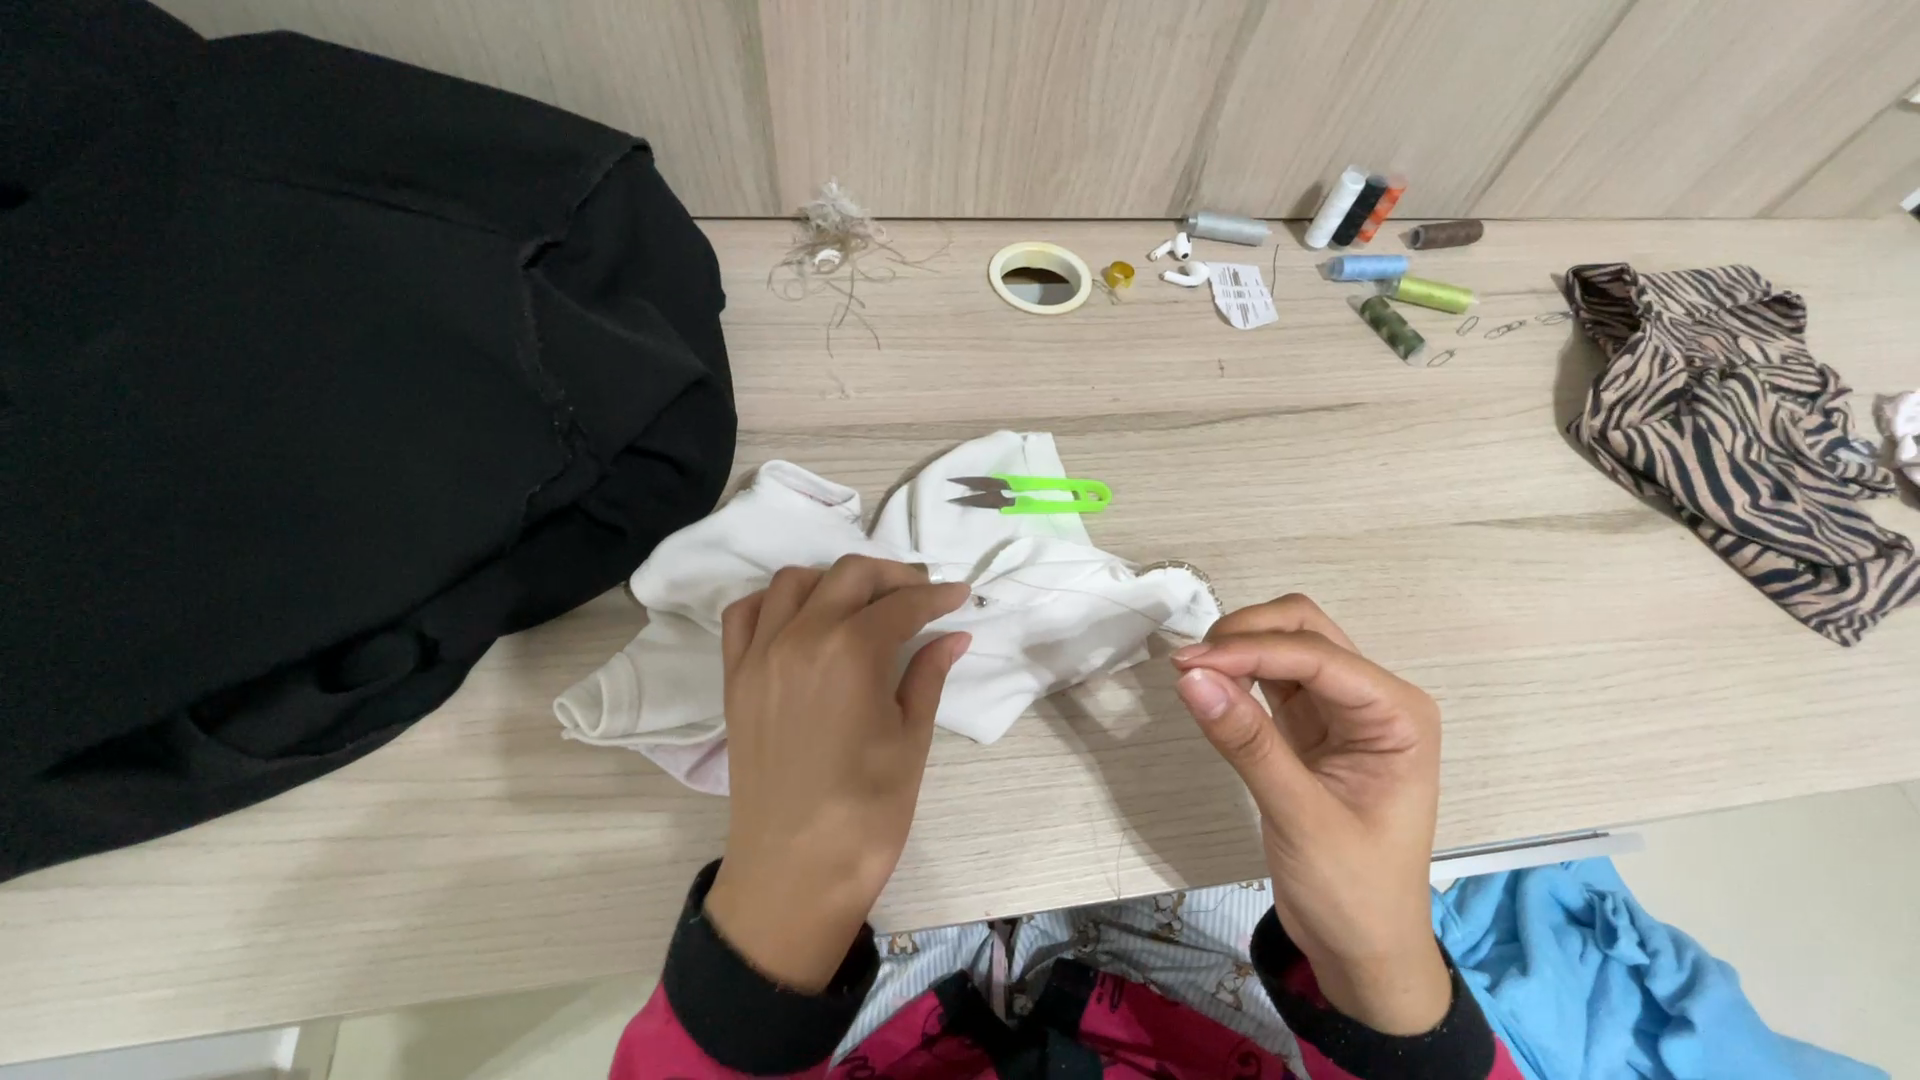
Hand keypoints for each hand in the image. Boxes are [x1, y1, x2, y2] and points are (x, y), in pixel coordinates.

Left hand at [703, 556, 970, 991]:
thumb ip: (928, 676)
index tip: (960, 596)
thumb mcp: (912, 740)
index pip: (902, 605)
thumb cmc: (867, 812)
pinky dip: (774, 601)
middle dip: (892, 576)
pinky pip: (744, 614)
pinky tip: (802, 618)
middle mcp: (800, 637)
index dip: (937, 596)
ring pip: (794, 581)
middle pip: (849, 575)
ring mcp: (759, 655)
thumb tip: (953, 636)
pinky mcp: (734, 678)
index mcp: (851, 653)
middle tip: (920, 595)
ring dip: (834, 580)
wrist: (794, 870)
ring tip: (862, 604)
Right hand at [1171, 595, 1449, 1034]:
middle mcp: (1372, 699)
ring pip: (1285, 644)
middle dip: (1247, 633)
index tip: (1186, 664)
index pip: (1318, 655)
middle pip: (1305, 629)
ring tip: (1190, 672)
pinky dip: (1237, 673)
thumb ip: (1248, 742)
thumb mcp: (1300, 817)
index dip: (1250, 650)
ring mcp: (1339, 710)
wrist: (1362, 948)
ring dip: (1238, 647)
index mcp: (1397, 714)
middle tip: (1189, 664)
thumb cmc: (1352, 891)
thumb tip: (1189, 677)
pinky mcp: (1308, 726)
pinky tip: (1207, 687)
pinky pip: (1270, 678)